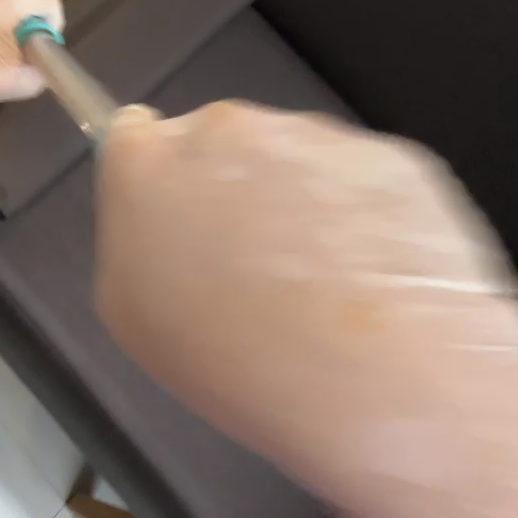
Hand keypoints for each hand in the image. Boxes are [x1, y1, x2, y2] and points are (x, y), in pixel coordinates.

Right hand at [97, 102, 517, 517]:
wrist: (387, 390)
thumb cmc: (234, 358)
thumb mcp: (129, 308)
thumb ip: (131, 238)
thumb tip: (162, 219)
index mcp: (143, 159)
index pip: (133, 131)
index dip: (155, 174)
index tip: (175, 209)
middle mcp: (219, 128)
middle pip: (213, 141)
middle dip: (223, 184)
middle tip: (248, 259)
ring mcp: (308, 136)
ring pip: (287, 156)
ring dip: (292, 195)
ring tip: (320, 279)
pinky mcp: (388, 156)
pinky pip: (355, 176)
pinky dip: (357, 211)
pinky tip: (368, 276)